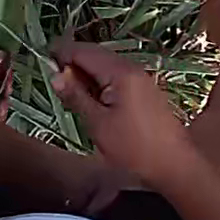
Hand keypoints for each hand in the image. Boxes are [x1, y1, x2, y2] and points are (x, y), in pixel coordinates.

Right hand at [50, 41, 204, 190]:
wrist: (176, 168)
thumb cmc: (134, 148)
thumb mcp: (98, 124)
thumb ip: (76, 96)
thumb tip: (55, 74)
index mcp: (120, 72)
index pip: (84, 51)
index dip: (61, 52)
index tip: (42, 58)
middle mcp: (131, 68)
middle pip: (95, 54)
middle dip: (72, 61)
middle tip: (53, 76)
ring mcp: (140, 78)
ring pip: (105, 65)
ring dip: (85, 72)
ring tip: (69, 89)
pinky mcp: (144, 89)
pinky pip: (115, 75)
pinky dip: (99, 80)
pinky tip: (91, 97)